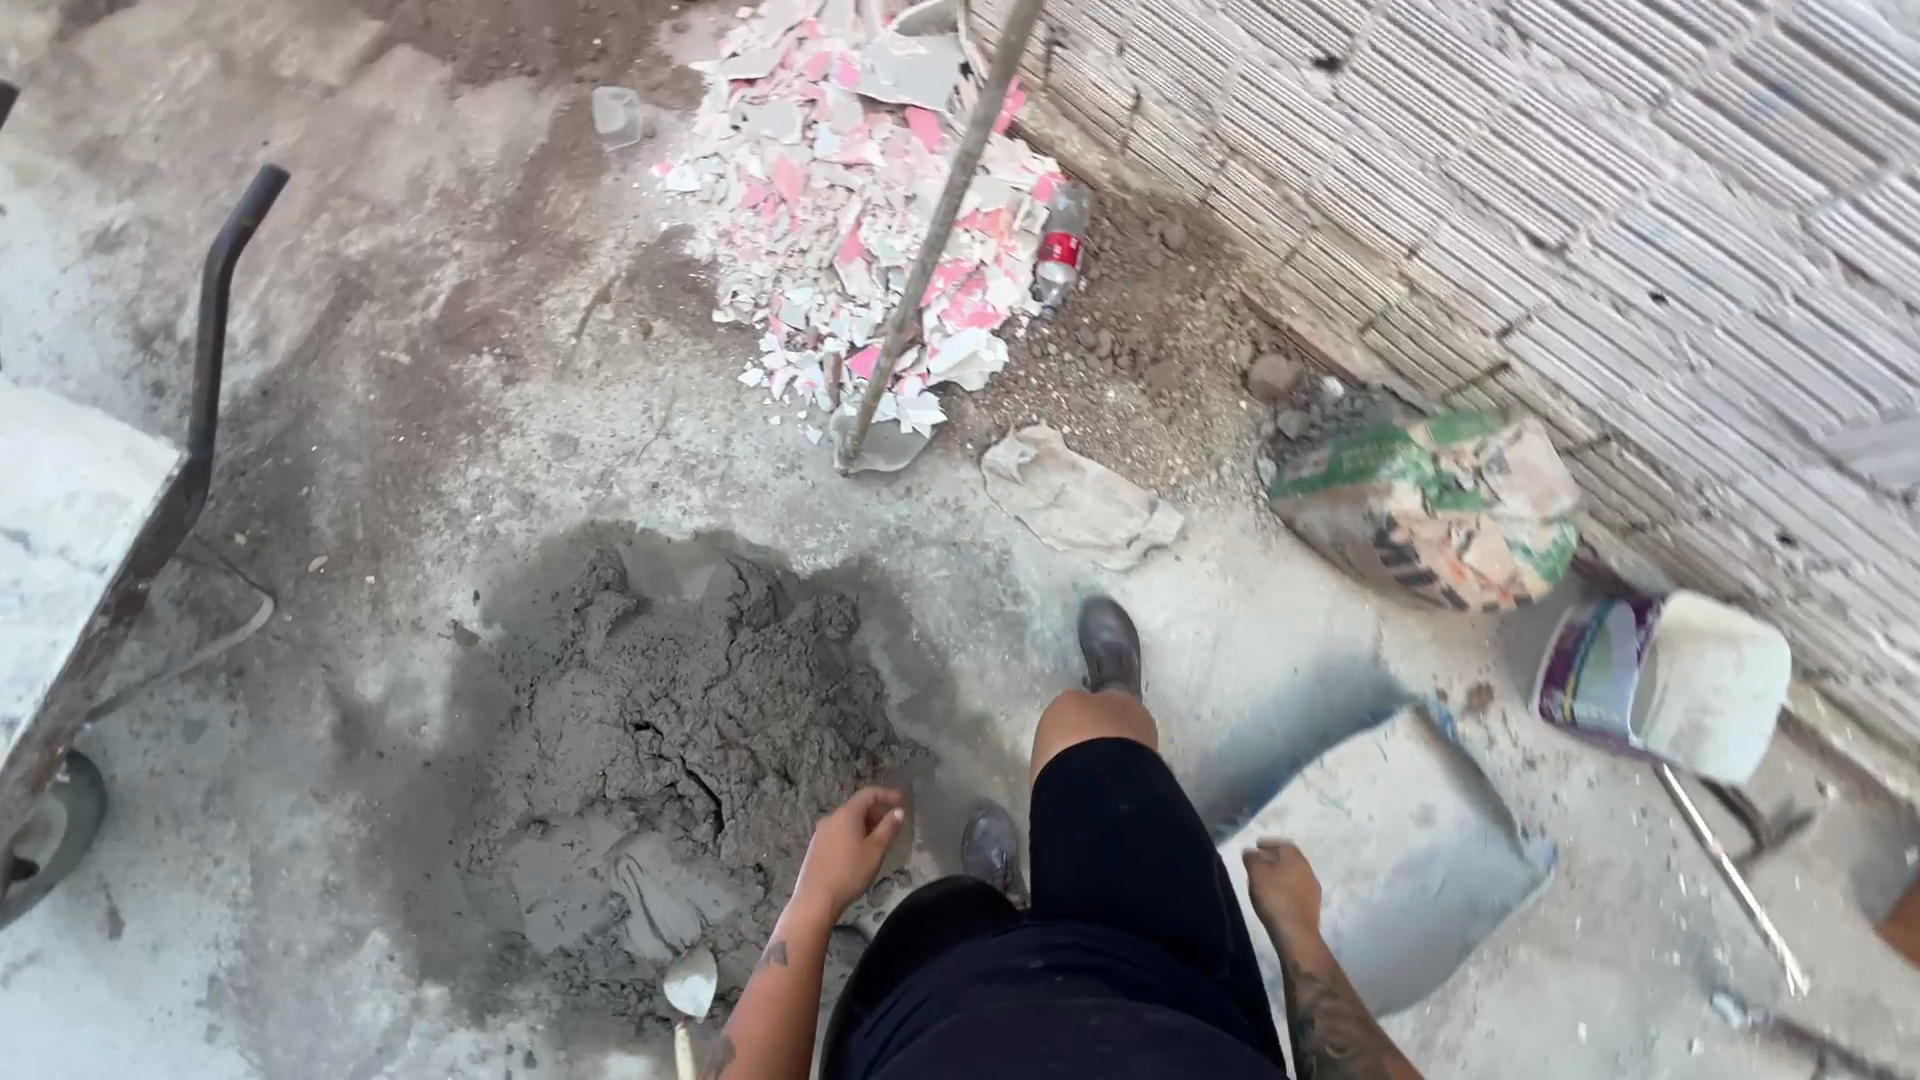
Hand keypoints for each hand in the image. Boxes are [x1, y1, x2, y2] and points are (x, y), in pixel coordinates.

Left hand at [790, 787, 906, 924]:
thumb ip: (888, 828)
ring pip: (847, 821)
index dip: (886, 794)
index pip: (869, 794)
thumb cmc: (850, 872)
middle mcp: (831, 818)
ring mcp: (821, 832)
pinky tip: (858, 853)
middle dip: (876, 812)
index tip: (901, 801)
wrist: (815, 900)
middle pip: (857, 806)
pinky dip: (853, 834)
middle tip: (891, 827)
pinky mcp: (816, 847)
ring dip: (865, 825)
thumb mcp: (875, 850)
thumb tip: (898, 811)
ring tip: (877, 842)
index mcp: (846, 814)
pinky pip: (839, 832)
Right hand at [1243, 838, 1322, 941]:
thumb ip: (1252, 859)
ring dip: (1282, 873)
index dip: (1269, 843)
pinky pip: (1297, 889)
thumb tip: (1251, 851)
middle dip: (1276, 858)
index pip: (1284, 845)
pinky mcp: (1312, 907)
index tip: (1256, 846)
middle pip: (1291, 859)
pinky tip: (1276, 894)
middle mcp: (1308, 871)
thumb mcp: (1256, 873)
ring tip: (1266, 878)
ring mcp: (1312, 890)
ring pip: (1295, 875)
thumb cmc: (1275, 897)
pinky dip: (1286, 887)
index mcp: (1296, 859)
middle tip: (1261, 860)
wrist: (1296, 933)